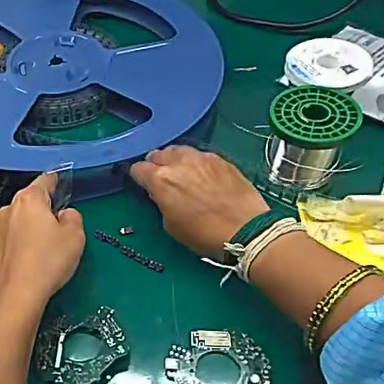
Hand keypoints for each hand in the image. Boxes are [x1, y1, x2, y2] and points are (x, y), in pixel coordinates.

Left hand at [0, 172, 84, 313]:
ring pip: (14, 225)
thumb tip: (65, 215)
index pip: (44, 181)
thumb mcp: (76, 237)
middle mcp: (7, 211)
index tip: (57, 180)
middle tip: (56, 233)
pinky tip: (24, 264)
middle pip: (28, 205)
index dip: (54, 181)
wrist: (17, 295)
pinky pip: (3, 244)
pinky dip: (12, 249)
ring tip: (40, 254)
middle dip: (41, 214)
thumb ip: (73, 217)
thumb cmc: (47, 263)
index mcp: (29, 200)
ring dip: (25, 233)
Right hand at [129, 146, 271, 257]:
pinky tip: (201, 176)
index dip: (138, 177)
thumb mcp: (170, 224)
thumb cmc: (204, 233)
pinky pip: (200, 156)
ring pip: (179, 150)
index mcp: (161, 180)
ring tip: (180, 173)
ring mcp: (202, 158)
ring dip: (175, 160)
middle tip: (160, 178)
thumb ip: (161, 201)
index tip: (142, 184)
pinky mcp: (221, 160)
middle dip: (155, 165)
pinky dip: (195, 163)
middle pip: (158, 154)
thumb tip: (161, 194)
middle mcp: (179, 162)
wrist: (246, 230)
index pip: (138, 169)